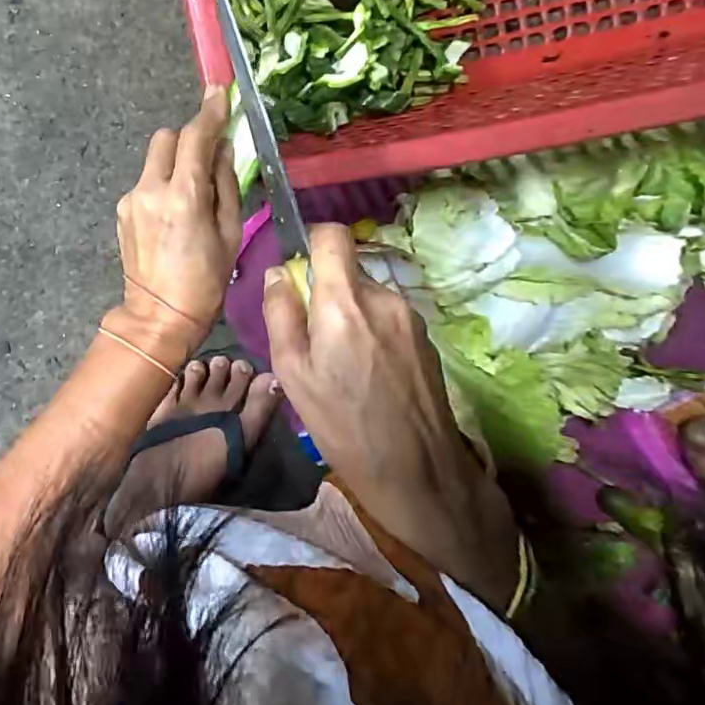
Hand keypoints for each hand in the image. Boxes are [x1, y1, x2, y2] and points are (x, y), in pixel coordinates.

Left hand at [112, 84, 242, 363]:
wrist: (158, 316)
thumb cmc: (206, 281)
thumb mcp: (230, 233)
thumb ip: (226, 185)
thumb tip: (223, 150)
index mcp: (183, 197)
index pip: (195, 138)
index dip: (209, 113)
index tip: (219, 93)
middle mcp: (150, 190)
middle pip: (167, 138)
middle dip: (189, 138)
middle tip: (209, 158)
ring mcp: (131, 200)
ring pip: (155, 159)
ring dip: (176, 163)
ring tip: (192, 196)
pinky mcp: (122, 211)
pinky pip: (147, 182)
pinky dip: (163, 184)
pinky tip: (174, 215)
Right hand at [262, 224, 521, 609]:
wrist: (418, 469)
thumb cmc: (343, 426)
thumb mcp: (293, 375)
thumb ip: (281, 314)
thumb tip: (278, 272)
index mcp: (345, 301)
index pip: (333, 235)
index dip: (312, 242)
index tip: (301, 273)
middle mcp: (383, 297)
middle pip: (349, 269)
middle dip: (328, 292)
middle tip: (316, 339)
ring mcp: (410, 315)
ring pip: (369, 295)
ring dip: (352, 314)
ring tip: (346, 364)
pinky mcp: (426, 335)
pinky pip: (390, 316)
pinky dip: (374, 330)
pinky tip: (372, 372)